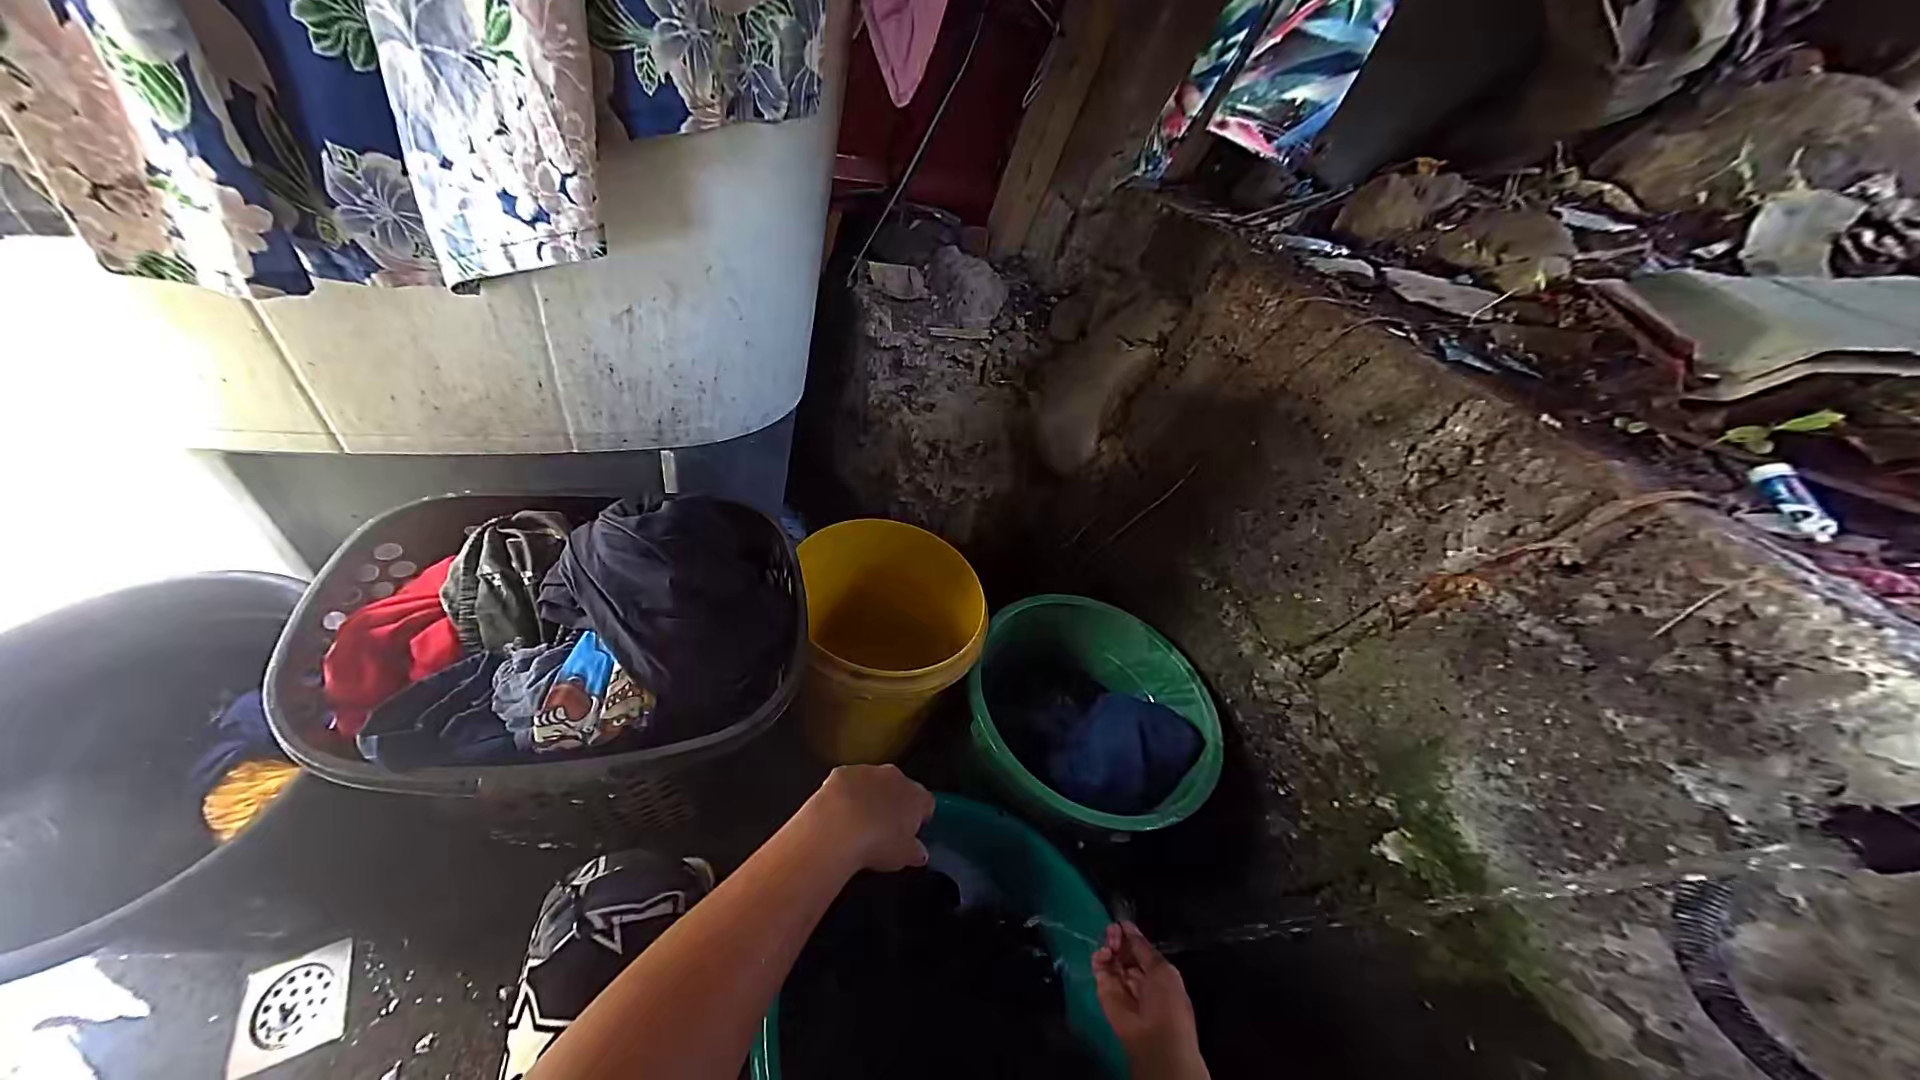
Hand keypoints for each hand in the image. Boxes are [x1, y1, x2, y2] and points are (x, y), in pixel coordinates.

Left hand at [804, 764, 934, 871]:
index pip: (926, 802)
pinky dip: (844, 794)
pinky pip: (847, 781)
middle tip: (883, 828)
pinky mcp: (842, 772)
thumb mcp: (903, 857)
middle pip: (899, 787)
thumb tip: (919, 853)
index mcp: (915, 796)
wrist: (837, 831)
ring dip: (868, 796)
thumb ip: (915, 851)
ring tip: (856, 823)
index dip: (919, 817)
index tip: (911, 831)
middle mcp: (894, 777)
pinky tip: (836, 813)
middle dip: (893, 803)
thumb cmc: (876, 843)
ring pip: (872, 781)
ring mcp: (867, 771)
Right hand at [1093, 922, 1208, 1079]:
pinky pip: (1099, 969)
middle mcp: (1137, 978)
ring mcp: (1120, 985)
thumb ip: (1143, 947)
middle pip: (1123, 951)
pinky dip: (1099, 958)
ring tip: (1110, 943)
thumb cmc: (1167, 1003)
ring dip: (1109, 945)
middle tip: (1114, 932)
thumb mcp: (1162, 970)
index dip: (1131, 936)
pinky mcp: (1104, 992)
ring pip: (1110, 957)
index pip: (1139, 949)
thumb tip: (1127, 926)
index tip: (1122, 924)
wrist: (1155, 1040)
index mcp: (1155, 974)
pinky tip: (1104, 954)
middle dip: (1118, 938)